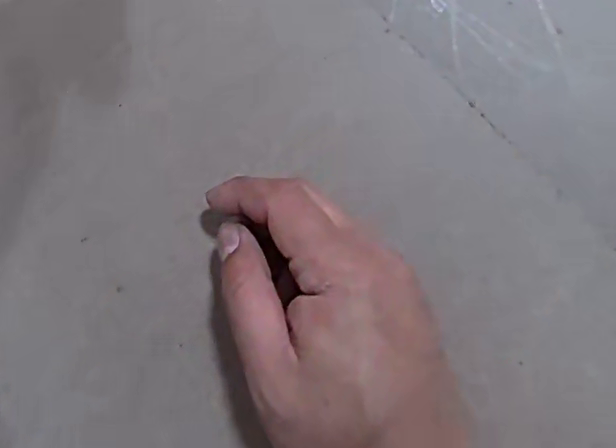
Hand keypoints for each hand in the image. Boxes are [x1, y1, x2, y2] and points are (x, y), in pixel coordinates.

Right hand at [208, 177, 466, 447]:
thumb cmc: (340, 431)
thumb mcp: (271, 371)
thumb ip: (244, 292)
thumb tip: (233, 234)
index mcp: (347, 270)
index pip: (287, 200)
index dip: (244, 191)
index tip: (212, 203)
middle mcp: (379, 256)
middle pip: (310, 198)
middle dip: (262, 201)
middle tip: (229, 229)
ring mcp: (397, 270)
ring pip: (329, 217)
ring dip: (287, 224)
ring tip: (262, 270)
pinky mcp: (403, 287)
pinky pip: (348, 240)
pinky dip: (312, 243)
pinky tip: (298, 284)